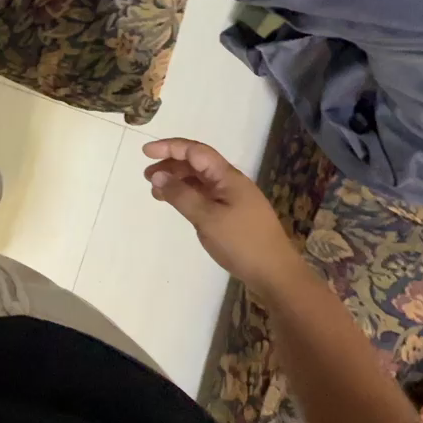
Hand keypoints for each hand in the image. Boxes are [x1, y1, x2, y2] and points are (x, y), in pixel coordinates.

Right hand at [142, 138, 309, 300]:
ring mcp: (232, 198)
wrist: (277, 275)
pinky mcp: (232, 214)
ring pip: (199, 180)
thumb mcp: (206, 218)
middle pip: (196, 163)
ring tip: (156, 192)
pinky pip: (204, 195)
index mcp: (228, 177)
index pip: (195, 151)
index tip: (145, 152)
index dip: (169, 147)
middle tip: (147, 176)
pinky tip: (175, 204)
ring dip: (176, 181)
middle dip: (170, 165)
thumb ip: (180, 194)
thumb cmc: (242, 243)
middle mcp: (230, 182)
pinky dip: (186, 195)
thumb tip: (158, 175)